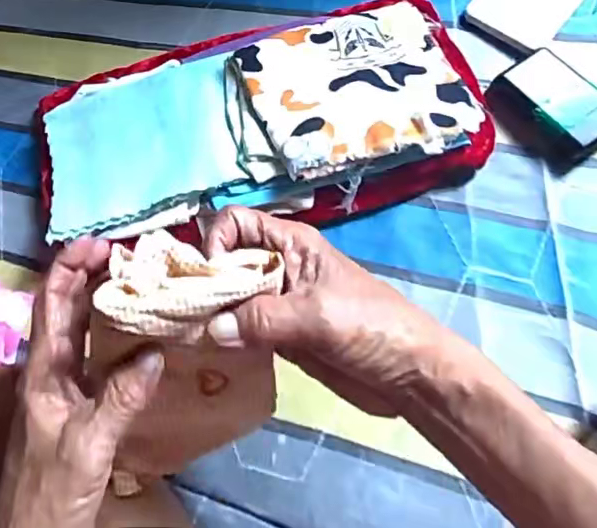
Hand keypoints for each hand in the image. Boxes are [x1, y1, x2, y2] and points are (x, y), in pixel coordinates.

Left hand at [0, 237, 164, 527]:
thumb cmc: (48, 494)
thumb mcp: (87, 446)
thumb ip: (119, 399)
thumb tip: (154, 350)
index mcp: (42, 368)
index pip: (50, 300)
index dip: (69, 265)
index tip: (99, 244)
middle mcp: (50, 367)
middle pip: (64, 305)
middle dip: (88, 273)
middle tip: (125, 254)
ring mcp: (63, 384)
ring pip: (79, 327)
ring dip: (100, 298)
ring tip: (135, 279)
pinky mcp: (77, 402)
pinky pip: (94, 354)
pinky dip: (112, 332)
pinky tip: (136, 330)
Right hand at [202, 206, 442, 416]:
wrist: (409, 374)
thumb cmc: (369, 325)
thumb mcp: (316, 315)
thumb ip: (263, 318)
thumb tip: (210, 327)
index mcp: (290, 242)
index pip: (236, 222)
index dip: (217, 242)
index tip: (210, 277)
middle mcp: (277, 265)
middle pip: (228, 259)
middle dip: (207, 280)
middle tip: (187, 313)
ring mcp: (278, 301)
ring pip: (231, 294)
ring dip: (212, 312)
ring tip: (192, 337)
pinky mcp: (280, 334)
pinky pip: (241, 326)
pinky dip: (225, 336)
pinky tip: (212, 353)